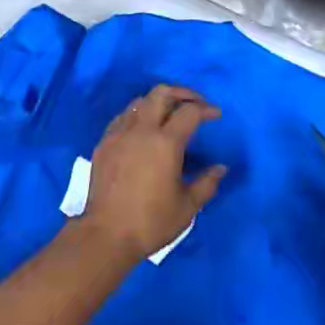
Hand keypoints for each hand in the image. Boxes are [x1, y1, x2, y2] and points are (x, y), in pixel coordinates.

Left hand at [81, 85, 227, 262]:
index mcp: (165, 143)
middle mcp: (141, 130)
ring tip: (170, 113)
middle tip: (195, 102)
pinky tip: (144, 127)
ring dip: (158, 101)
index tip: (216, 114)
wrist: (107, 232)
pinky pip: (123, 116)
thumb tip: (220, 167)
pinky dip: (138, 113)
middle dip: (182, 92)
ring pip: (139, 101)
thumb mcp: (188, 206)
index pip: (188, 112)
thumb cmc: (152, 221)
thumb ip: (207, 182)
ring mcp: (118, 133)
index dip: (205, 109)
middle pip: (160, 93)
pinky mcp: (104, 141)